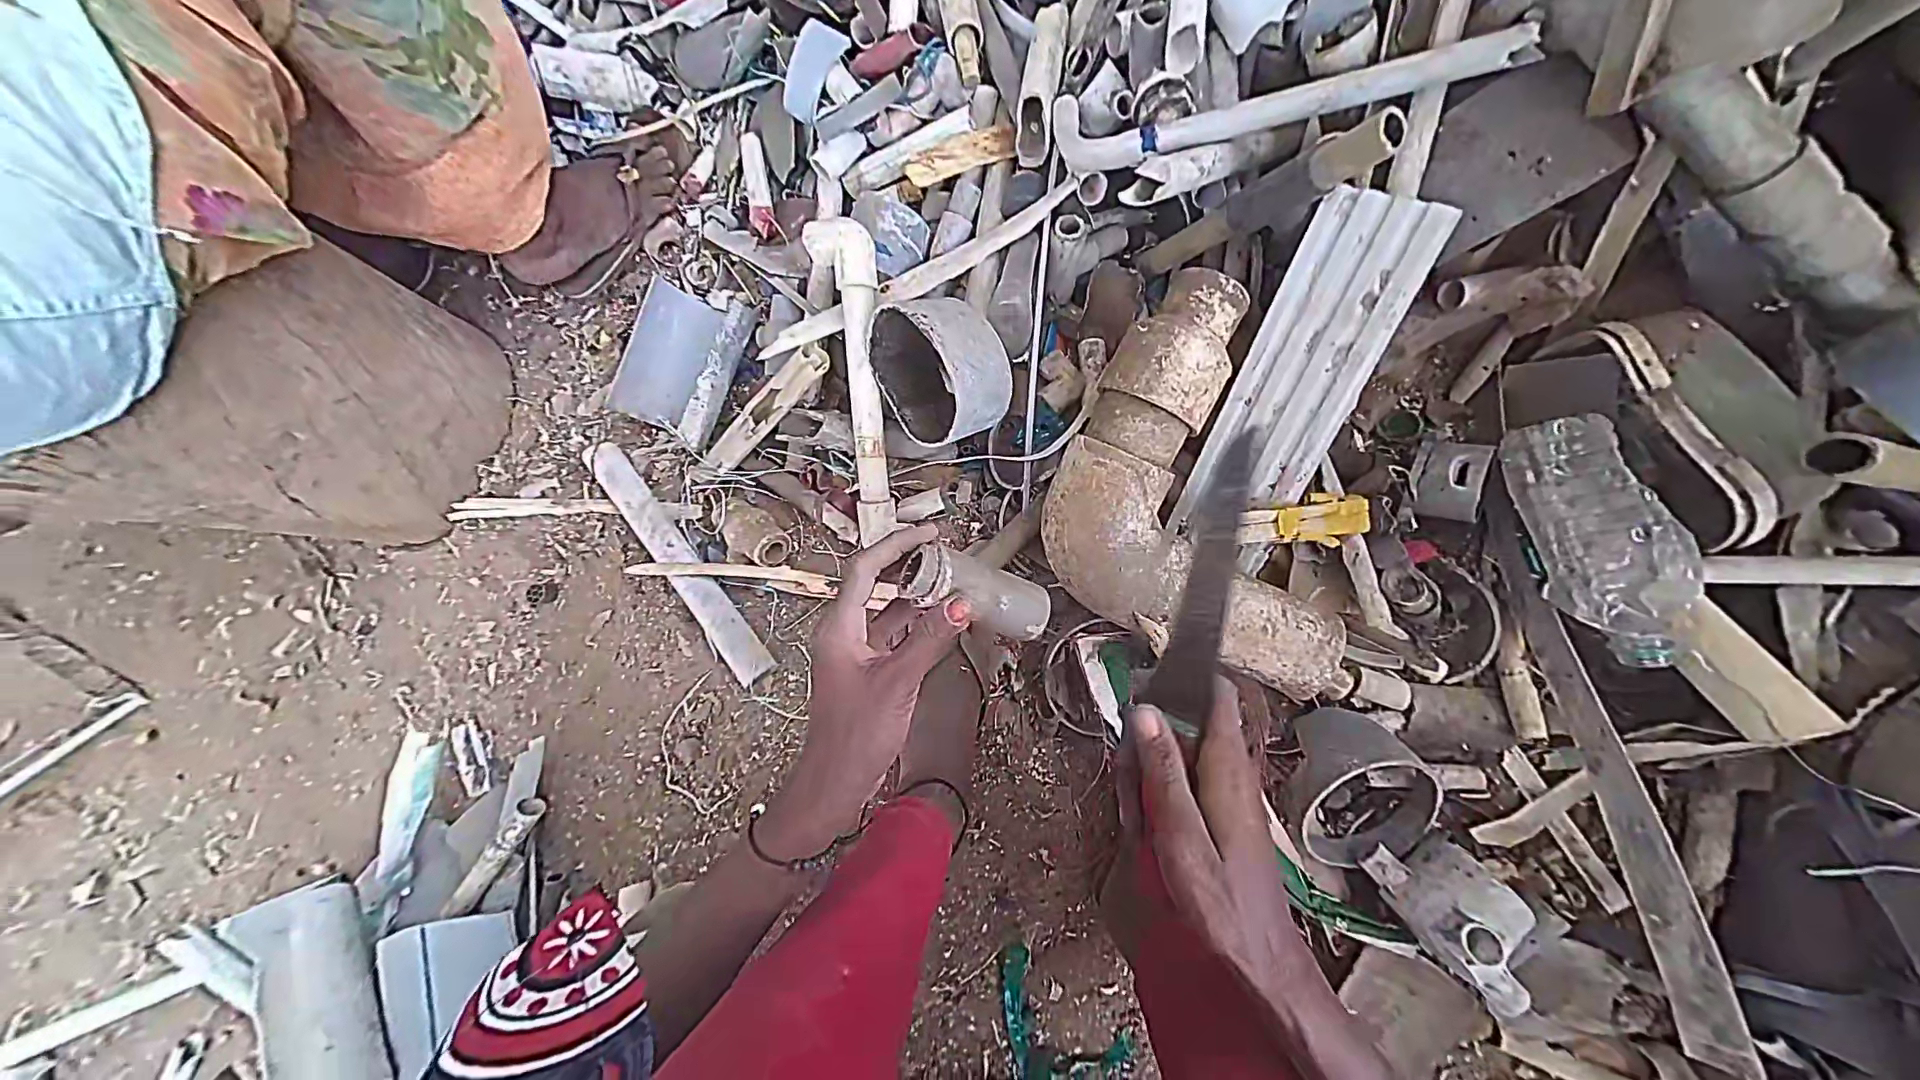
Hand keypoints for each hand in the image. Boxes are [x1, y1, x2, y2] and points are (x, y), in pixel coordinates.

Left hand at [760, 525, 970, 855]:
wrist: (835, 784)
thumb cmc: (853, 738)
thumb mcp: (897, 683)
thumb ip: (929, 640)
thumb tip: (960, 605)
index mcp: (838, 628)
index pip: (864, 569)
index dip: (896, 546)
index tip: (927, 534)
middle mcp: (843, 633)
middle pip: (874, 583)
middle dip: (906, 564)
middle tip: (940, 550)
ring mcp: (856, 652)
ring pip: (886, 609)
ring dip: (914, 594)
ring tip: (946, 578)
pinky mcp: (869, 670)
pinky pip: (893, 634)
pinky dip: (916, 623)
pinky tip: (939, 619)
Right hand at [1114, 681, 1302, 996]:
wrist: (1261, 965)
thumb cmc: (1223, 908)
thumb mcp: (1181, 837)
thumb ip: (1162, 774)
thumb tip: (1146, 715)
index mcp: (1228, 771)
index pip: (1217, 698)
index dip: (1186, 675)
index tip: (1150, 671)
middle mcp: (1234, 776)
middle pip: (1195, 723)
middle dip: (1156, 726)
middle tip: (1126, 752)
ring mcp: (1231, 795)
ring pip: (1188, 753)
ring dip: (1154, 760)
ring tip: (1134, 797)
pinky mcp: (1224, 816)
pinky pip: (1188, 782)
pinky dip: (1162, 787)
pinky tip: (1147, 814)